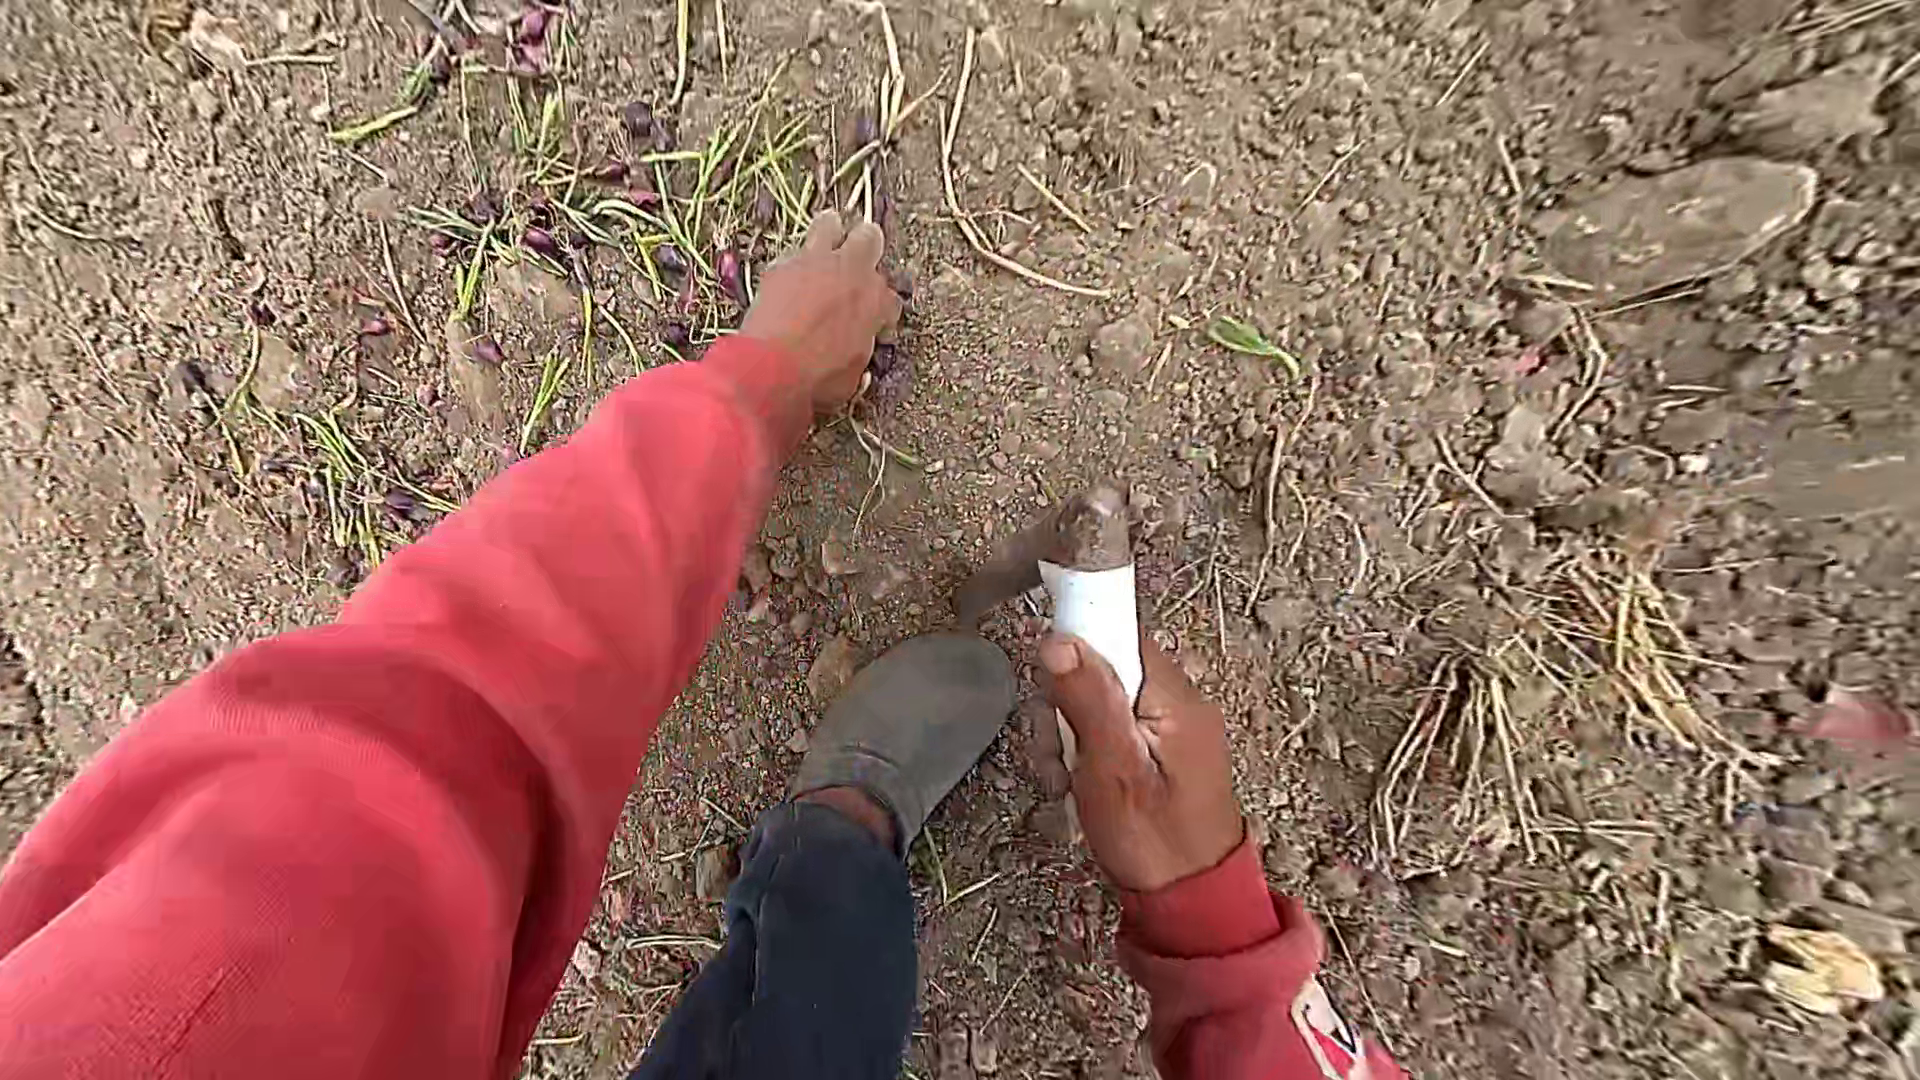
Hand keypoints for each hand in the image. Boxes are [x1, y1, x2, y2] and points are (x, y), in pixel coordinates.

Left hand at [740, 210, 901, 411]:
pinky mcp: (783, 264)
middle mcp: (852, 272)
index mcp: (876, 302)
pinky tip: (790, 281)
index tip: (876, 327)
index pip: (891, 298)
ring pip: (830, 224)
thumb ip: (859, 350)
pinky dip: (795, 265)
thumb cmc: (820, 378)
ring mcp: (816, 262)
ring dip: (831, 234)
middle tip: (858, 268)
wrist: (774, 367)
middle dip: (867, 250)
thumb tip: (854, 351)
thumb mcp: (853, 374)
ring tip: (824, 253)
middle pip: (870, 239)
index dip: (884, 313)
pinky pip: (793, 253)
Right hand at [1039, 634, 1244, 892]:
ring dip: (1067, 731)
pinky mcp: (1158, 748)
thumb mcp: (1112, 769)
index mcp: (1174, 697)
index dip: (1080, 646)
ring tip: (1061, 777)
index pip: (1121, 633)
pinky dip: (1084, 746)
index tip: (1051, 683)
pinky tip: (1074, 781)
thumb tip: (1057, 639)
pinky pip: (1110, 725)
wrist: (1193, 909)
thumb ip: (1087, 699)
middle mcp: (1176, 700)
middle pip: (1104, 668)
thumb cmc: (1152, 840)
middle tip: (1053, 751)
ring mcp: (1168, 725)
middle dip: (1065, 703)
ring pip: (1099, 698)